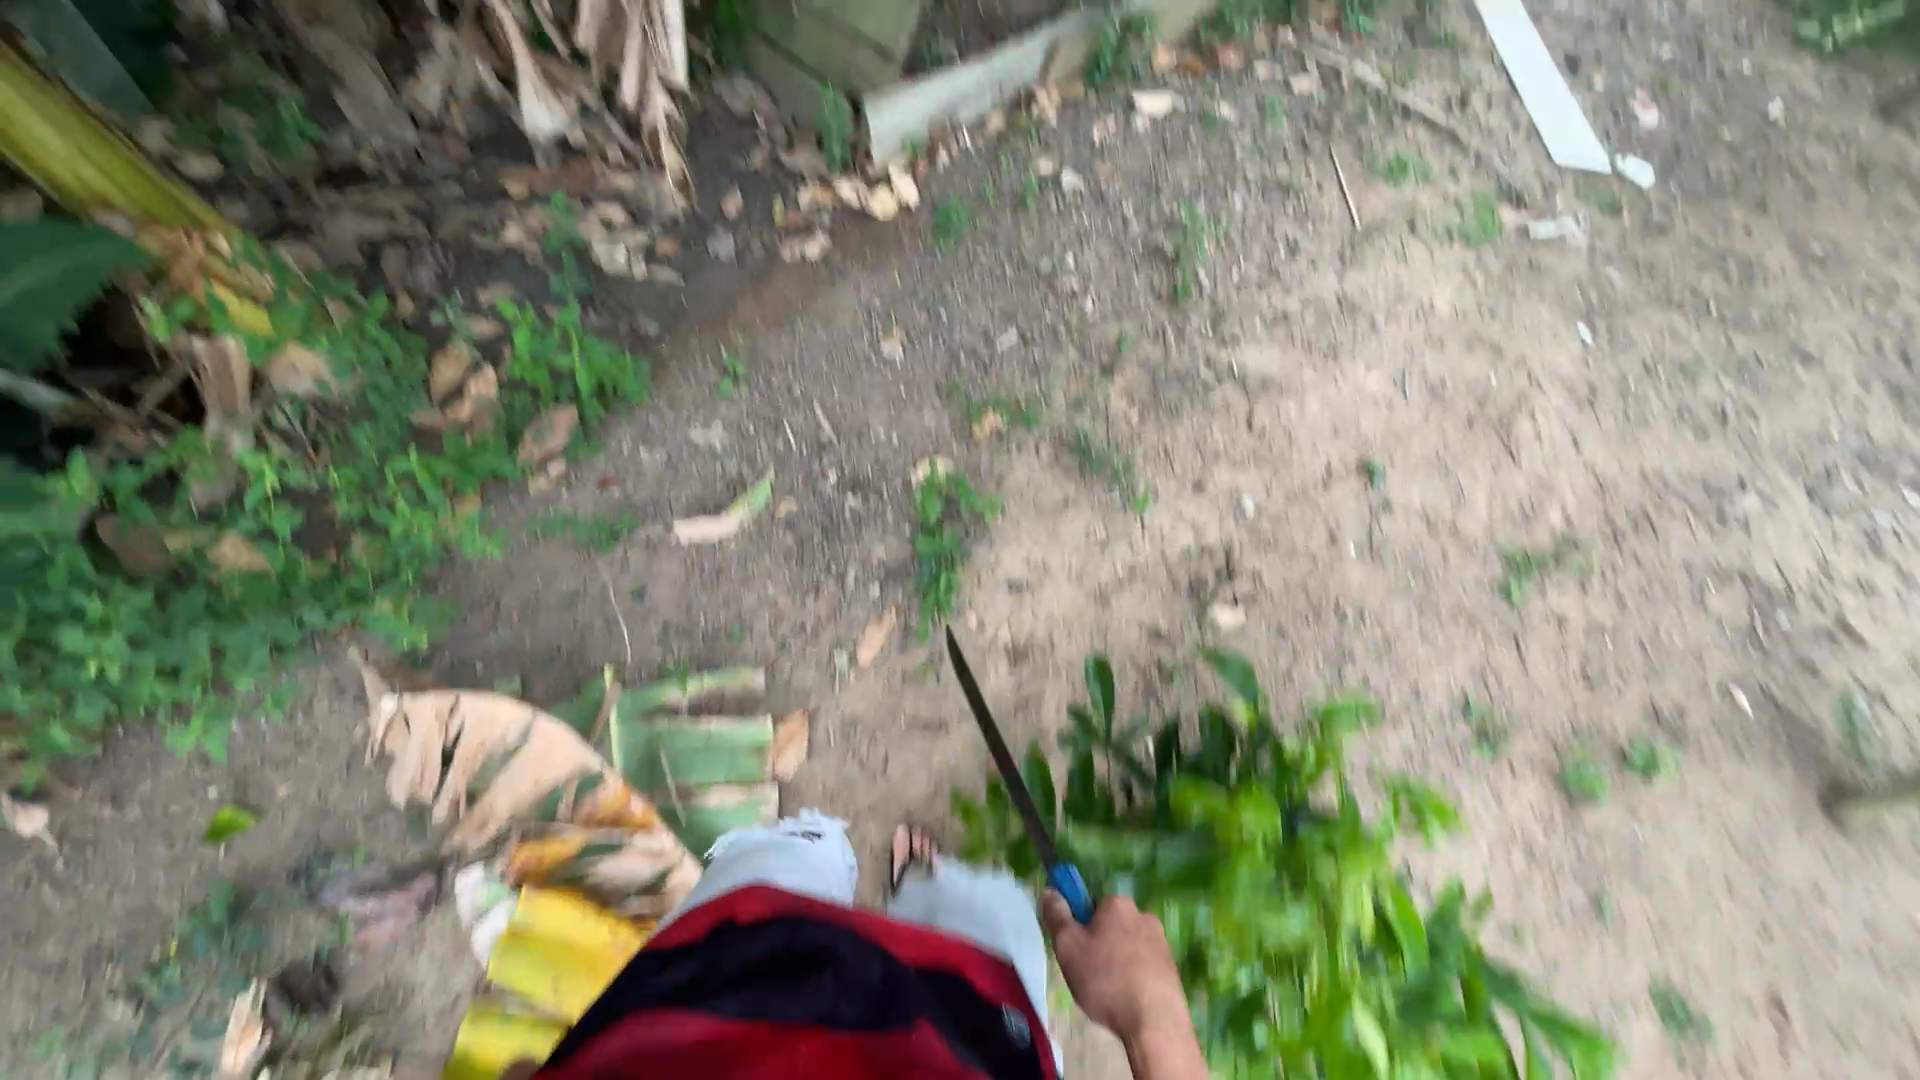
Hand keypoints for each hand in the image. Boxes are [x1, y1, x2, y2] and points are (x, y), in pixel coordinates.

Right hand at [1040, 892, 1189, 1041]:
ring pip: (1128, 945)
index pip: (1091, 904)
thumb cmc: (1106, 980)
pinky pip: (1144, 965)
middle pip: (1110, 924)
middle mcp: (1143, 914)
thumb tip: (1049, 890)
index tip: (1075, 950)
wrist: (1155, 1023)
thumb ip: (1056, 915)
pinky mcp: (1172, 967)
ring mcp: (1161, 941)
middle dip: (1099, 943)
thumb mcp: (1067, 946)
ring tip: (1108, 991)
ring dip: (1117, 960)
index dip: (1079, 926)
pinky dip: (1134, 976)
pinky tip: (1127, 998)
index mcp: (1117, 903)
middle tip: (1087, 972)